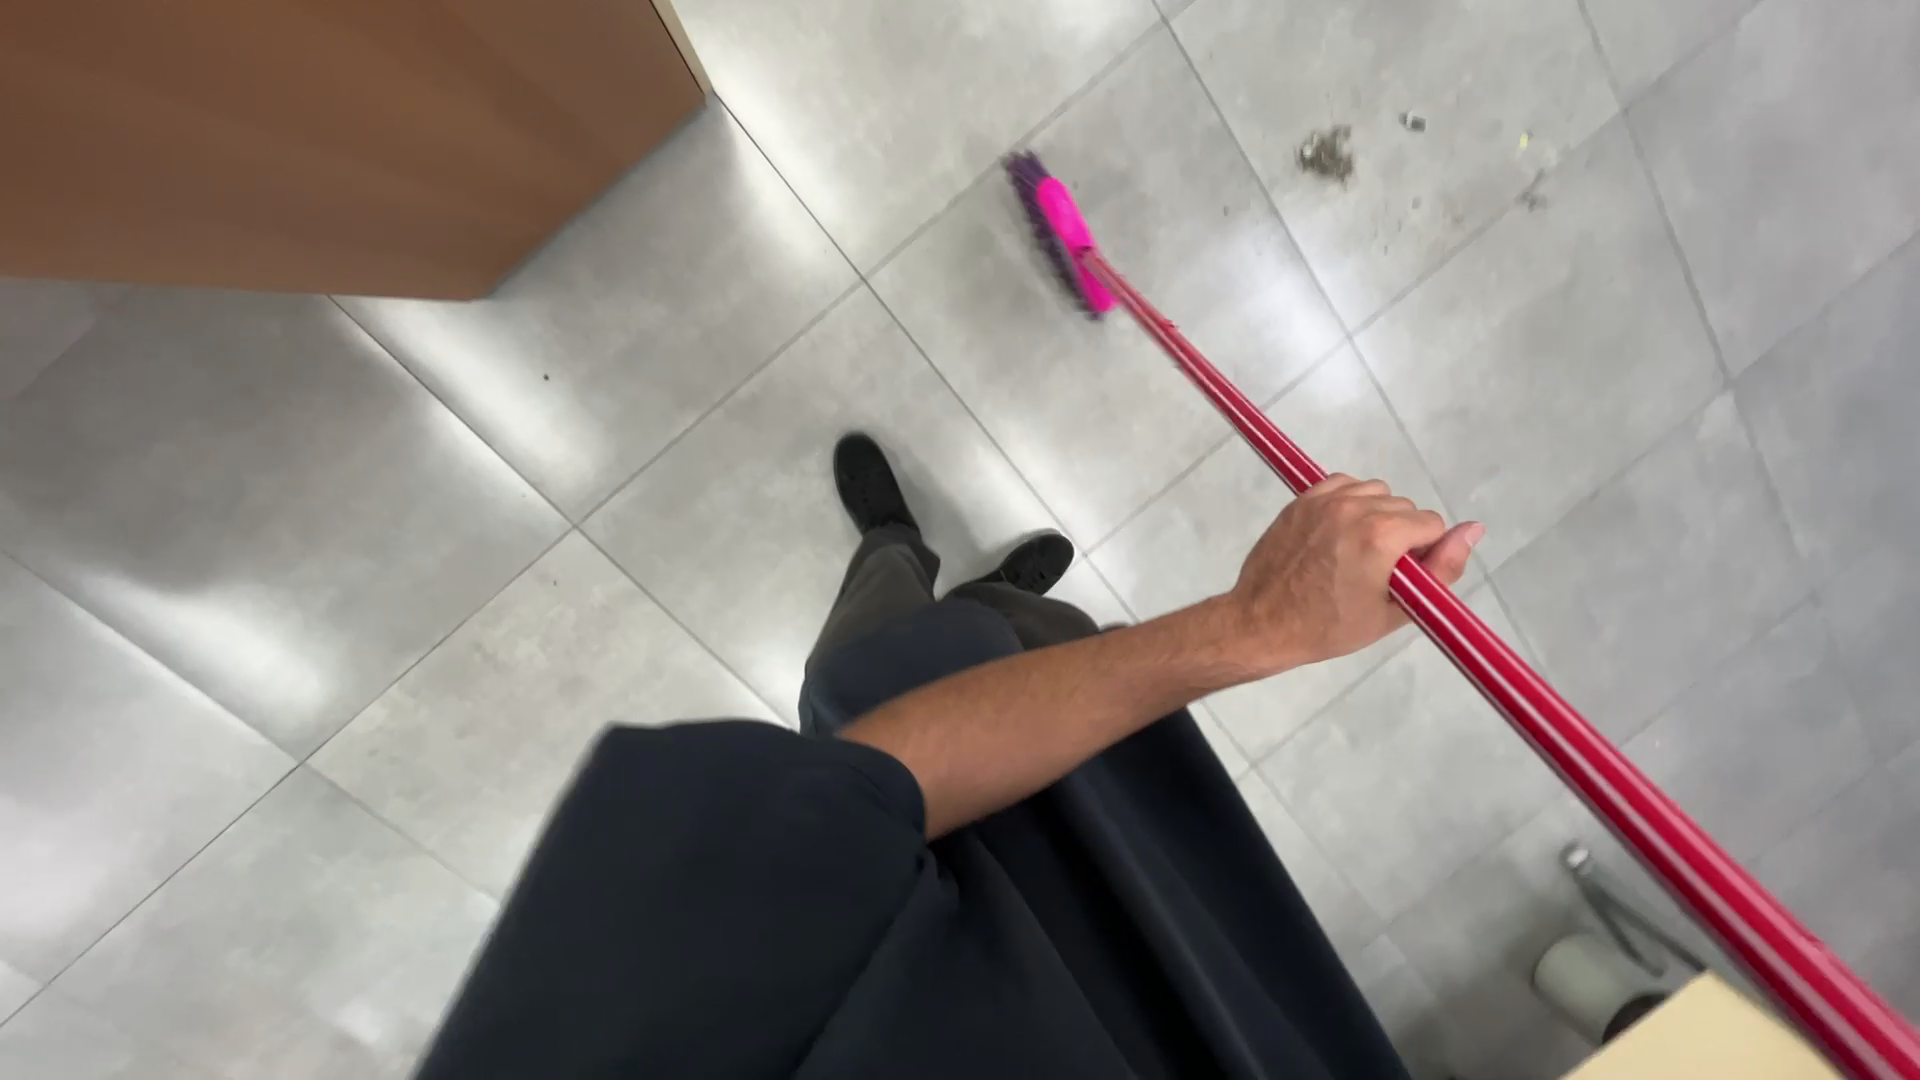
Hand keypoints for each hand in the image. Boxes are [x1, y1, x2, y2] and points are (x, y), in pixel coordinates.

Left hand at [1220, 474, 1481, 676]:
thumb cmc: (1329, 627)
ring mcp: (1322, 502)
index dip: (1423, 553)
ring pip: (1375, 492)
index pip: (1431, 525)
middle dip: (1401, 534)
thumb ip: (1442, 569)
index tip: (1399, 576)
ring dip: (1376, 515)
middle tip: (1375, 569)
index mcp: (1380, 535)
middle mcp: (1353, 508)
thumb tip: (1474, 529)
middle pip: (1404, 507)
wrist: (1262, 622)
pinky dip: (1349, 501)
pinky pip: (1342, 484)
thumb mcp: (1396, 610)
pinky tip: (1340, 530)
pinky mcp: (1299, 502)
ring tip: (1356, 550)